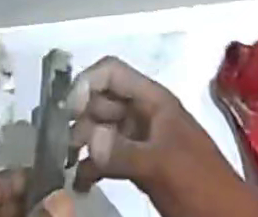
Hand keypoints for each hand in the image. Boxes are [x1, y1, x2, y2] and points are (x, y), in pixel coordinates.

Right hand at [67, 57, 257, 216]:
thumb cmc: (201, 185)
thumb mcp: (162, 166)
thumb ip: (123, 151)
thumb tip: (86, 137)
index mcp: (153, 100)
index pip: (112, 72)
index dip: (87, 82)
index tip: (67, 110)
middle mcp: (144, 114)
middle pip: (103, 100)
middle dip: (79, 115)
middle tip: (56, 141)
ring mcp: (142, 140)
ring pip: (103, 129)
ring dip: (82, 141)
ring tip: (62, 163)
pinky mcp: (141, 167)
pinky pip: (109, 156)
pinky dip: (92, 165)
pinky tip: (78, 181)